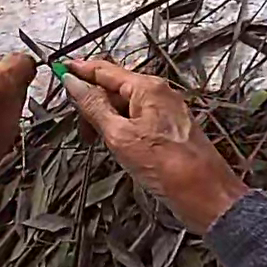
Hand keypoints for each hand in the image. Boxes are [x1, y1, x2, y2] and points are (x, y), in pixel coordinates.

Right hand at [60, 59, 248, 233]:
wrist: (207, 197)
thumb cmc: (168, 167)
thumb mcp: (120, 135)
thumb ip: (94, 106)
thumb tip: (73, 83)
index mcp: (147, 87)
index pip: (105, 69)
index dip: (79, 69)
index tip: (59, 71)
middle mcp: (159, 92)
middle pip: (114, 87)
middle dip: (92, 102)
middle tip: (78, 126)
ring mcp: (166, 110)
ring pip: (125, 105)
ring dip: (105, 118)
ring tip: (96, 141)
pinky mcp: (170, 128)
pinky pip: (137, 118)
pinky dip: (120, 127)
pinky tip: (116, 145)